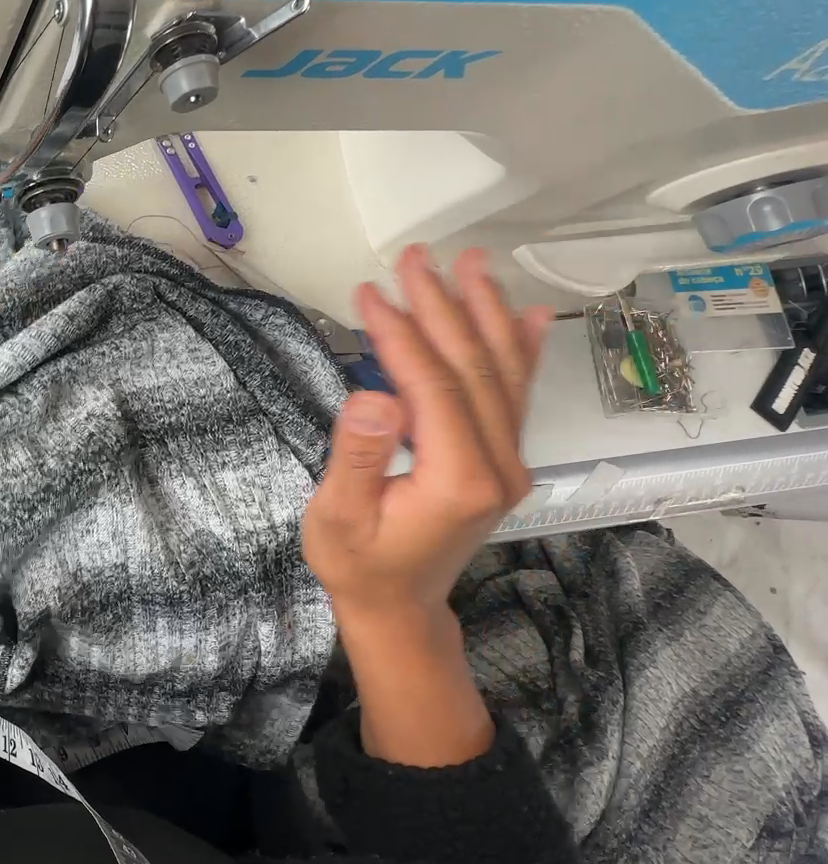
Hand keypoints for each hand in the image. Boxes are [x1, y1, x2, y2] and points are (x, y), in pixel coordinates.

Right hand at [303, 245, 552, 614]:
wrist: (397, 605)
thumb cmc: (356, 562)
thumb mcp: (338, 515)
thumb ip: (357, 456)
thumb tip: (373, 395)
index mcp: (456, 475)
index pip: (434, 385)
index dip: (401, 333)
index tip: (369, 292)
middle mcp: (496, 463)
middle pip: (473, 368)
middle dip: (444, 307)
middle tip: (416, 258)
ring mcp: (506, 462)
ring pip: (501, 374)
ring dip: (484, 314)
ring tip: (472, 264)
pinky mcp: (501, 462)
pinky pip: (514, 396)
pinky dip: (519, 351)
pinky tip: (524, 317)